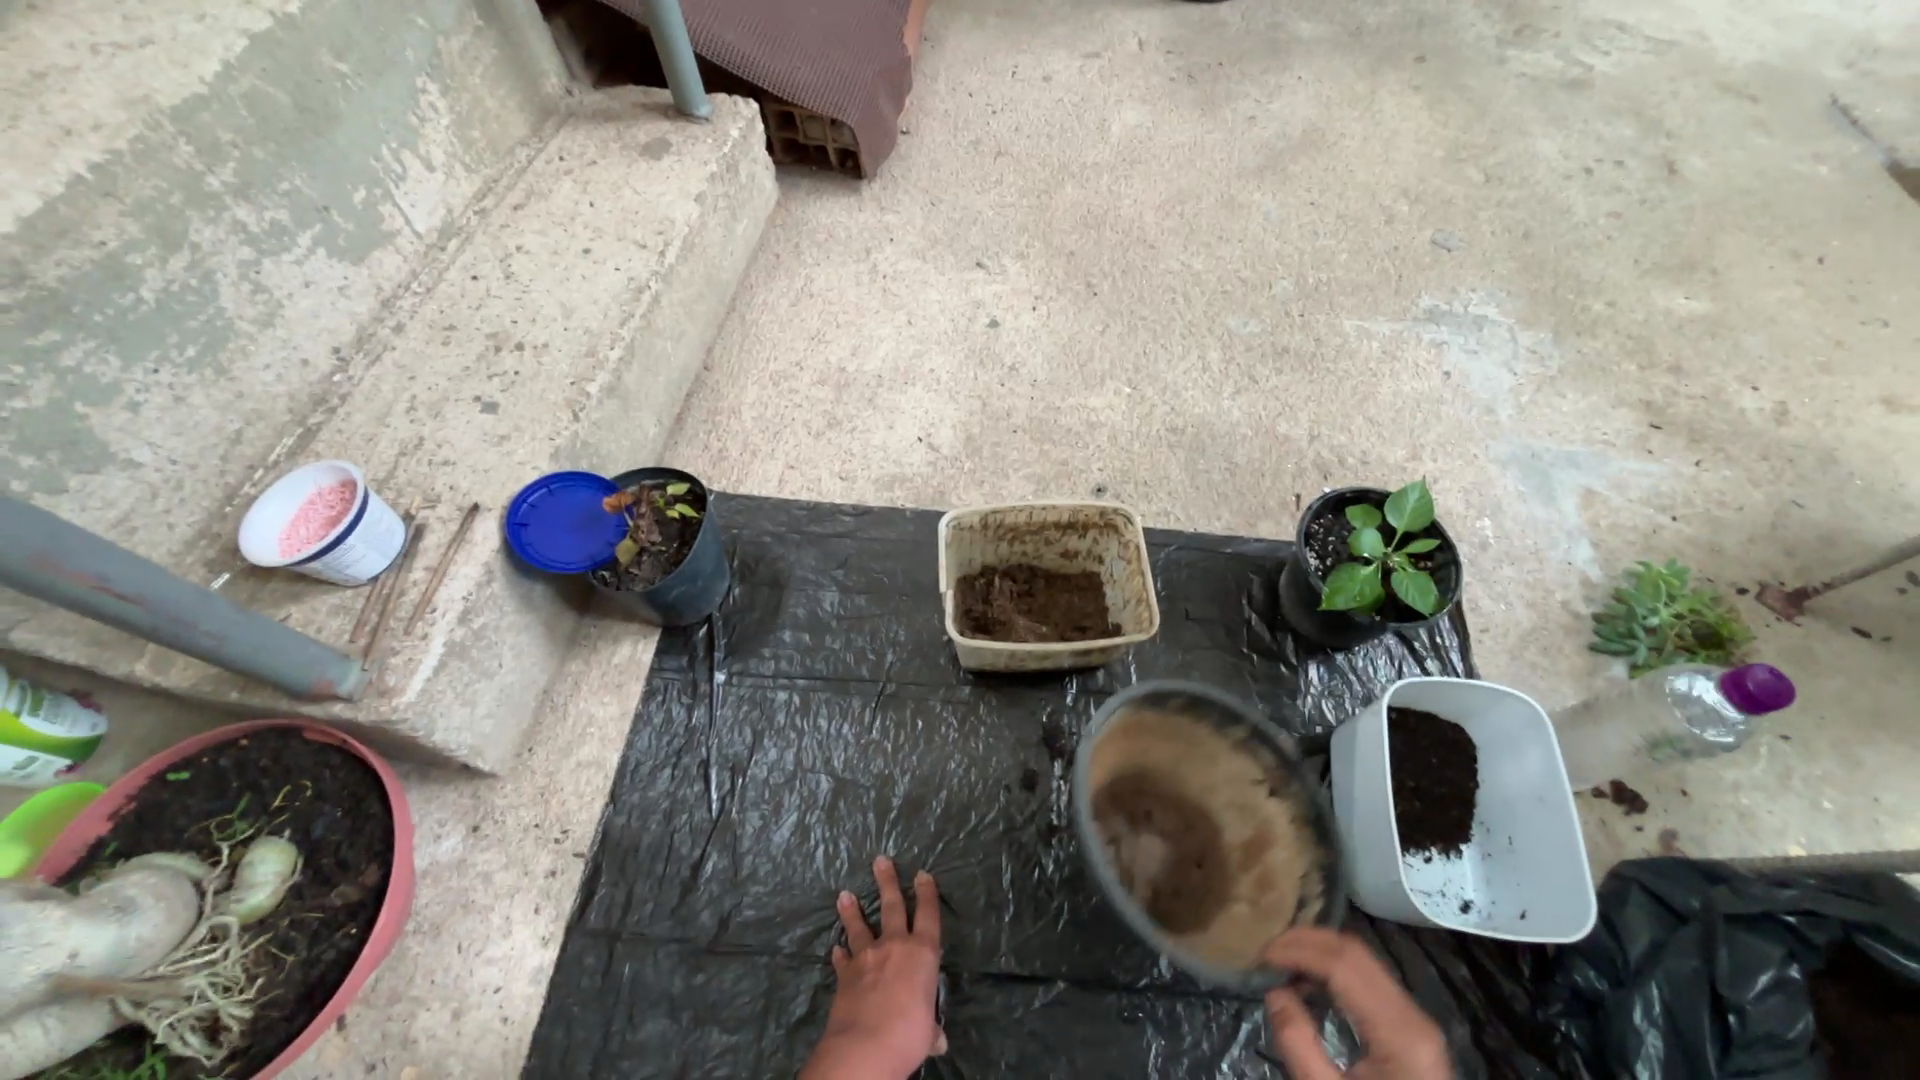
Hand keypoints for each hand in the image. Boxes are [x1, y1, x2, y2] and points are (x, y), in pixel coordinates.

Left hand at [800, 856, 945, 1079]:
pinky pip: (842, 960)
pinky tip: (836, 949)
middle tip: (881, 860)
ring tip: (845, 894)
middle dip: (887, 881)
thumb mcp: (927, 1032)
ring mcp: (866, 957)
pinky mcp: (845, 974)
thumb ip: (930, 1028)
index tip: (922, 874)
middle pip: (893, 906)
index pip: (928, 914)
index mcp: (923, 953)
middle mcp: (895, 946)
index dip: (927, 893)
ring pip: (860, 926)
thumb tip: (938, 1040)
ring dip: (852, 911)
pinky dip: (840, 955)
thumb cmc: (908, 1034)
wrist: (864, 1047)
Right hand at [1263, 928, 1450, 1079]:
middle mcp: (1413, 1016)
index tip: (1258, 959)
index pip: (1342, 965)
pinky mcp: (1410, 1029)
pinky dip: (1333, 970)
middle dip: (1305, 942)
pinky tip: (1307, 983)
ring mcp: (1416, 1020)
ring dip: (1318, 952)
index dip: (1297, 951)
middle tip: (1263, 953)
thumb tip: (1275, 992)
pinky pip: (1369, 980)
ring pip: (1363, 960)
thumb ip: (1298, 1044)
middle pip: (1354, 952)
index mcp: (1399, 1034)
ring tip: (1279, 964)